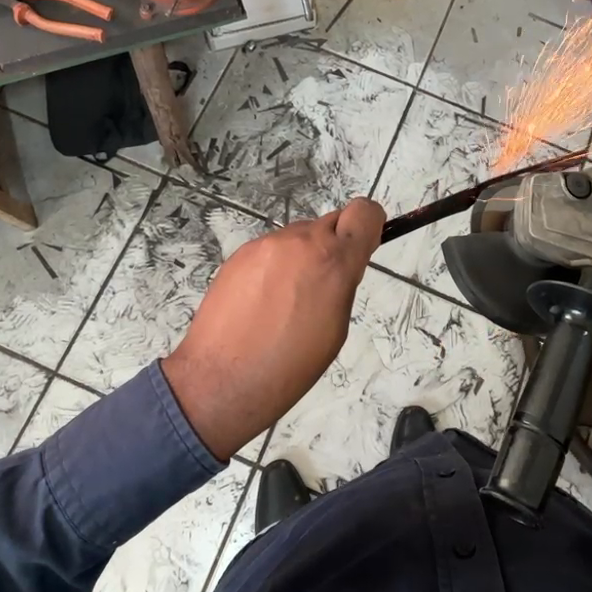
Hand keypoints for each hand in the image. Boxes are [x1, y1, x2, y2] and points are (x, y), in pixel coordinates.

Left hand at [162, 197, 386, 459]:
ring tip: (282, 302)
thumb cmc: (290, 366)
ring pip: (298, 237)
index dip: (368, 226)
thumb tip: (339, 265)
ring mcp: (267, 244)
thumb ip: (343, 283)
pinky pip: (270, 249)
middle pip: (330, 224)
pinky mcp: (240, 252)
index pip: (364, 212)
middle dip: (331, 248)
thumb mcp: (336, 329)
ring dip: (300, 257)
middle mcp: (301, 242)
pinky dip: (273, 267)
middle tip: (318, 288)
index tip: (360, 248)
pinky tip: (259, 302)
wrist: (222, 378)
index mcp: (334, 262)